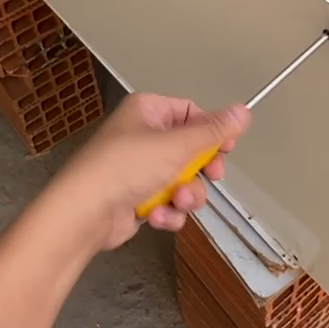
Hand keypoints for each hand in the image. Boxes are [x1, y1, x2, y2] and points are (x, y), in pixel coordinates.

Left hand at [34, 93, 251, 252]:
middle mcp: (143, 136)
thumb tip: (244, 110)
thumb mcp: (177, 146)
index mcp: (148, 110)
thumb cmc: (124, 169)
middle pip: (191, 150)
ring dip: (186, 196)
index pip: (191, 113)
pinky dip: (168, 212)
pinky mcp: (138, 198)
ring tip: (175, 202)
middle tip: (211, 177)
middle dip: (200, 171)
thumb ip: (214, 131)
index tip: (228, 149)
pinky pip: (168, 202)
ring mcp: (139, 169)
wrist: (84, 214)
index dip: (212, 131)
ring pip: (183, 180)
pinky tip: (157, 217)